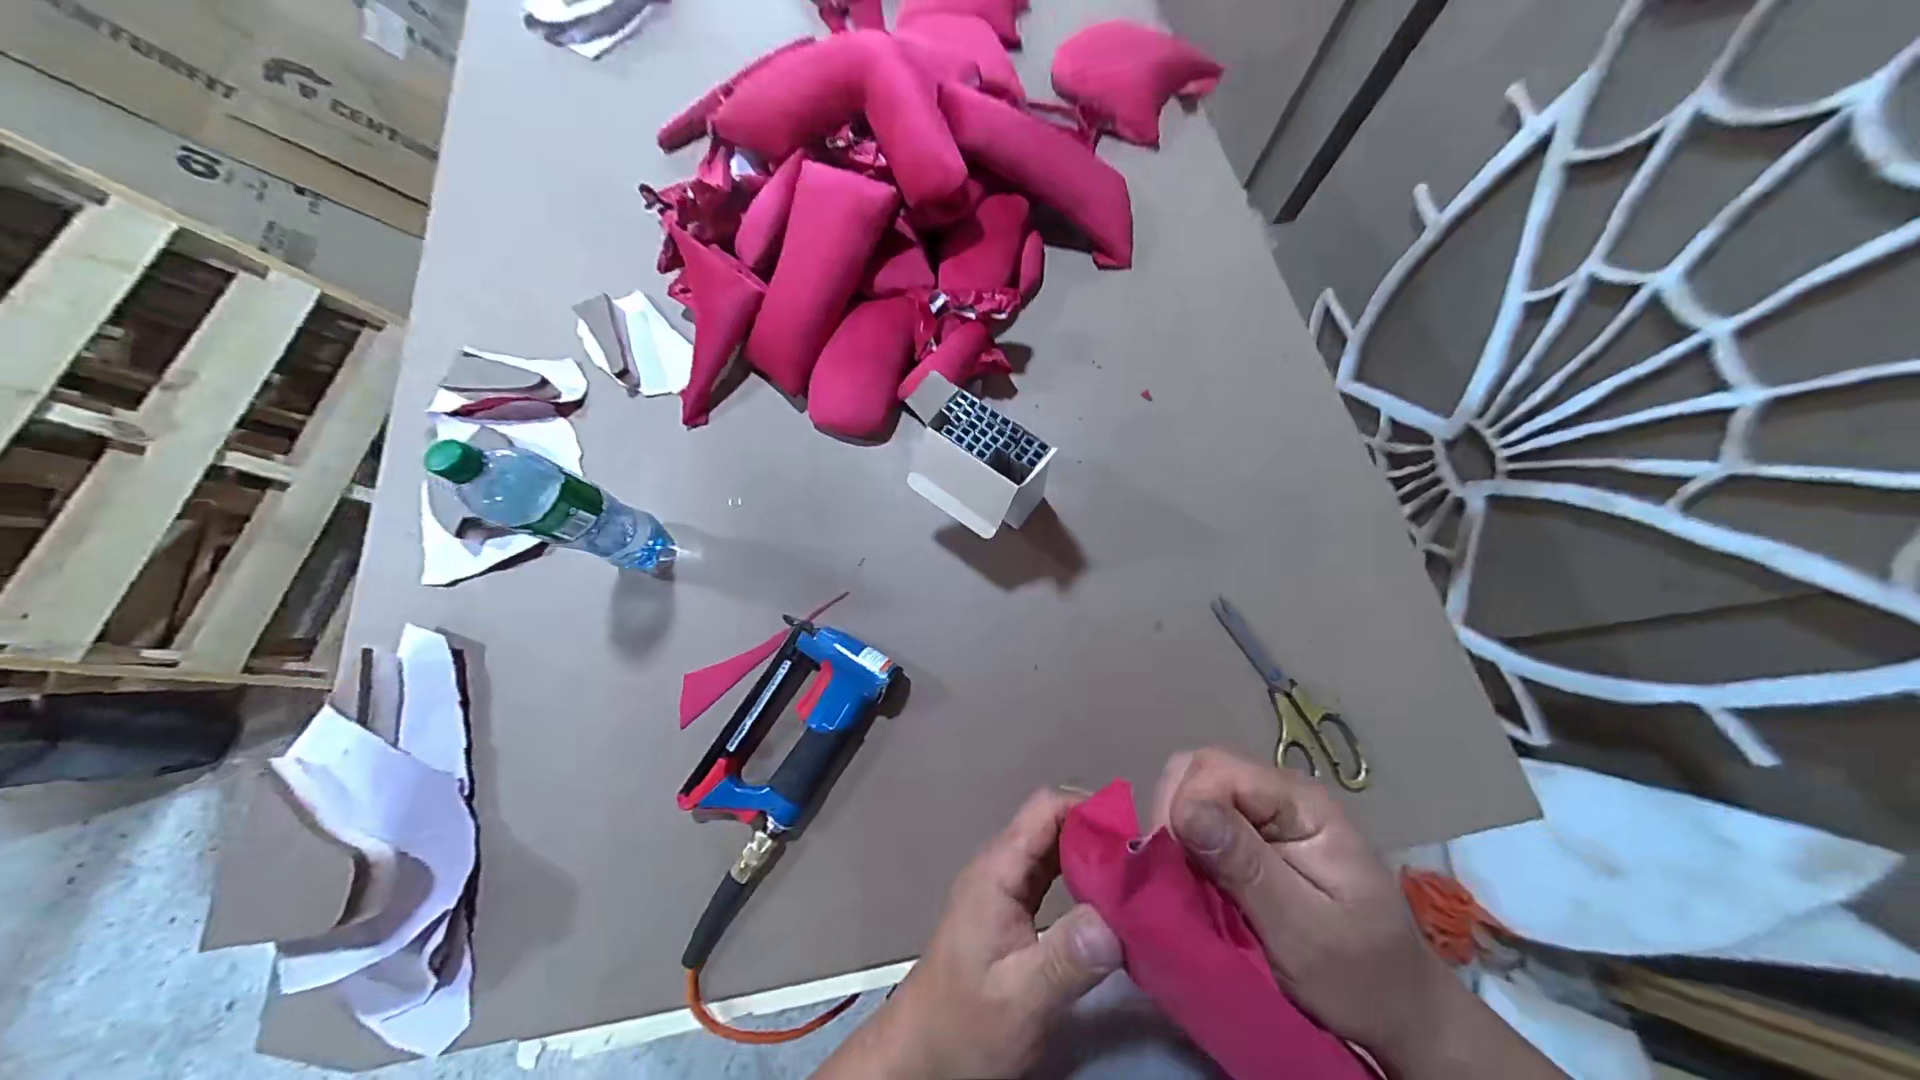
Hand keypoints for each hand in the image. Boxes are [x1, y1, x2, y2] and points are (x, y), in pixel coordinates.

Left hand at [814, 788, 1122, 1079]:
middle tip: (1144, 864)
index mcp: (997, 871)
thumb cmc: (964, 1025)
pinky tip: (1107, 905)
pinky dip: (1080, 879)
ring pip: (1052, 849)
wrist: (920, 1055)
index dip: (1091, 811)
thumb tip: (1116, 917)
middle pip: (1052, 823)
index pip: (1046, 808)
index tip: (1135, 839)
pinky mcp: (1009, 909)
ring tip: (1134, 882)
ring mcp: (1002, 887)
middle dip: (1098, 834)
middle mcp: (998, 867)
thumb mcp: (1020, 998)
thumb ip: (1067, 957)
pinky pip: (1049, 876)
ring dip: (1092, 857)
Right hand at [1150, 748, 1465, 1065]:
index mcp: (1301, 802)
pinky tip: (1193, 882)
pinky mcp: (1253, 837)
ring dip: (1177, 835)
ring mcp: (1267, 814)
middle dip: (1174, 816)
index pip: (1215, 767)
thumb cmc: (1360, 978)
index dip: (1184, 804)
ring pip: (1194, 794)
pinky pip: (1201, 821)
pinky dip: (1185, 849)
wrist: (1399, 1014)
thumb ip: (1245, 866)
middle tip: (1175, 875)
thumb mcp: (1304, 931)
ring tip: (1184, 883)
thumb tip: (1185, 809)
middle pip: (1199, 771)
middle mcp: (1279, 794)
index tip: (1175, 864)